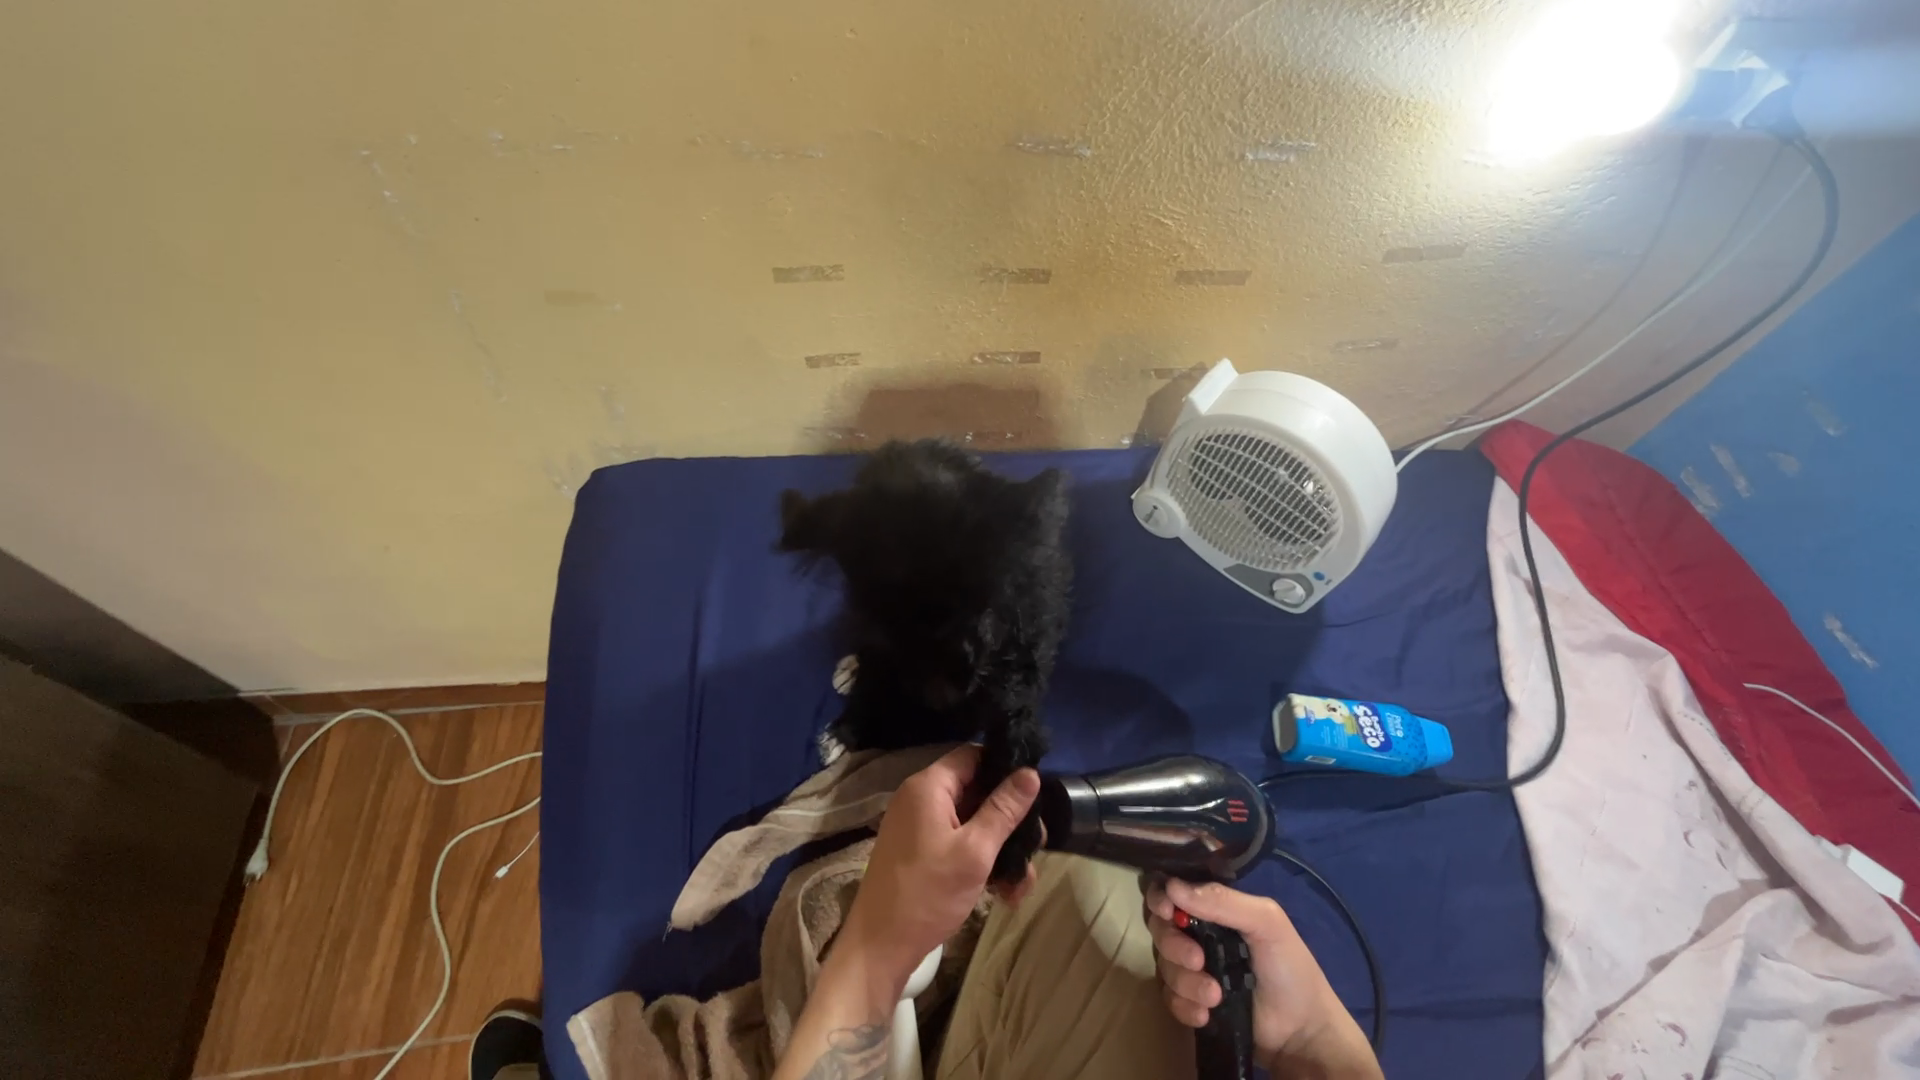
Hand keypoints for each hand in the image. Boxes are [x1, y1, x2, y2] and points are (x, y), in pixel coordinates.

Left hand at [838, 743, 1041, 994]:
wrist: (880, 948)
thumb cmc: (928, 893)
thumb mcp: (975, 851)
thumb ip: (1004, 809)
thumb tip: (1031, 772)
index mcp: (929, 786)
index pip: (973, 755)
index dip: (1005, 767)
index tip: (1035, 792)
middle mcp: (921, 798)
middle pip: (976, 790)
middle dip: (1009, 819)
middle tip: (1036, 845)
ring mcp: (919, 826)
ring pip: (972, 822)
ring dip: (1000, 848)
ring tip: (1022, 882)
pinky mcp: (920, 852)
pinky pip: (958, 842)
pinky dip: (981, 861)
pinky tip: (1004, 892)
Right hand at [1147, 878, 1381, 1079]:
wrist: (1302, 1034)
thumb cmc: (1290, 968)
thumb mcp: (1268, 922)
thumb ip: (1223, 900)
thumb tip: (1172, 886)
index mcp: (1213, 907)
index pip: (1170, 889)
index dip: (1159, 896)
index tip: (1167, 910)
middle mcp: (1197, 932)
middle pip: (1159, 927)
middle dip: (1174, 945)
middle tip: (1199, 961)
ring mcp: (1192, 968)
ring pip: (1163, 964)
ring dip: (1186, 981)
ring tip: (1215, 996)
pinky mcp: (1191, 1001)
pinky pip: (1169, 997)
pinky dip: (1184, 1006)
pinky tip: (1206, 1015)